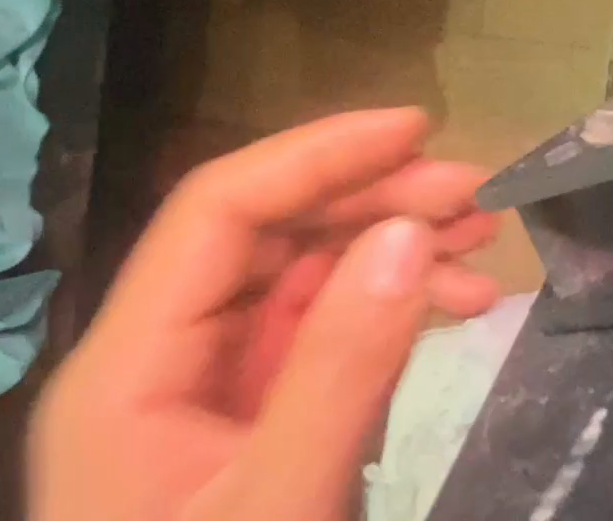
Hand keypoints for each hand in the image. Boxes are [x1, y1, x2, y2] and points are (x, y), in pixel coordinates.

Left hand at [29, 108, 501, 520]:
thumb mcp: (279, 509)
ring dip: (396, 246)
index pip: (221, 209)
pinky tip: (461, 306)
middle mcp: (164, 354)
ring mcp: (213, 385)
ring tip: (482, 241)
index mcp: (130, 366)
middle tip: (474, 193)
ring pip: (307, 273)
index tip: (414, 130)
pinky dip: (395, 306)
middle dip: (375, 199)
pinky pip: (328, 328)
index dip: (318, 153)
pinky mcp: (258, 414)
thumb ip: (341, 369)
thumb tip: (409, 233)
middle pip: (272, 232)